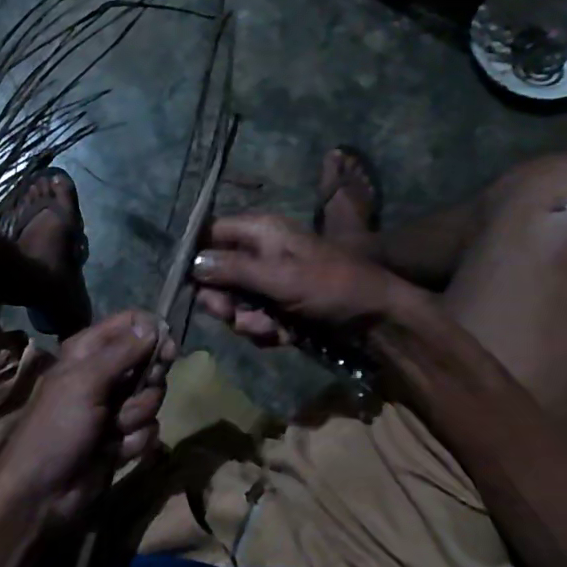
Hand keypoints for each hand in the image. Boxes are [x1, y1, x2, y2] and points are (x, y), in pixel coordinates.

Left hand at [0, 309, 174, 528]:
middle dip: (147, 383)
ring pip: (152, 398)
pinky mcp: (123, 437)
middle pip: (149, 362)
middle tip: (135, 395)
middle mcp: (103, 374)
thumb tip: (154, 324)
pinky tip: (115, 451)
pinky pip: (148, 429)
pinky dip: (134, 441)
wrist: (43, 492)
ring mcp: (114, 407)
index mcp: (87, 351)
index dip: (152, 333)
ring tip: (114, 430)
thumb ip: (122, 352)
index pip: (130, 325)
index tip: (167, 349)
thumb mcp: (85, 382)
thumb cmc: (57, 428)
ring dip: (136, 416)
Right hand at [191, 213, 426, 344]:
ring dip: (247, 320)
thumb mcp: (279, 278)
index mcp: (261, 231)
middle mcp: (261, 251)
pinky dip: (265, 329)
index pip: (210, 232)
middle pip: (217, 273)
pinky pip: (253, 317)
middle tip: (232, 315)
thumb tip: (191, 263)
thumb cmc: (330, 286)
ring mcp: (269, 280)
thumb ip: (232, 270)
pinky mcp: (278, 304)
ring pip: (234, 301)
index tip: (188, 281)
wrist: (378, 319)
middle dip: (224, 300)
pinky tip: (283, 335)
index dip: (195, 254)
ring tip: (269, 328)